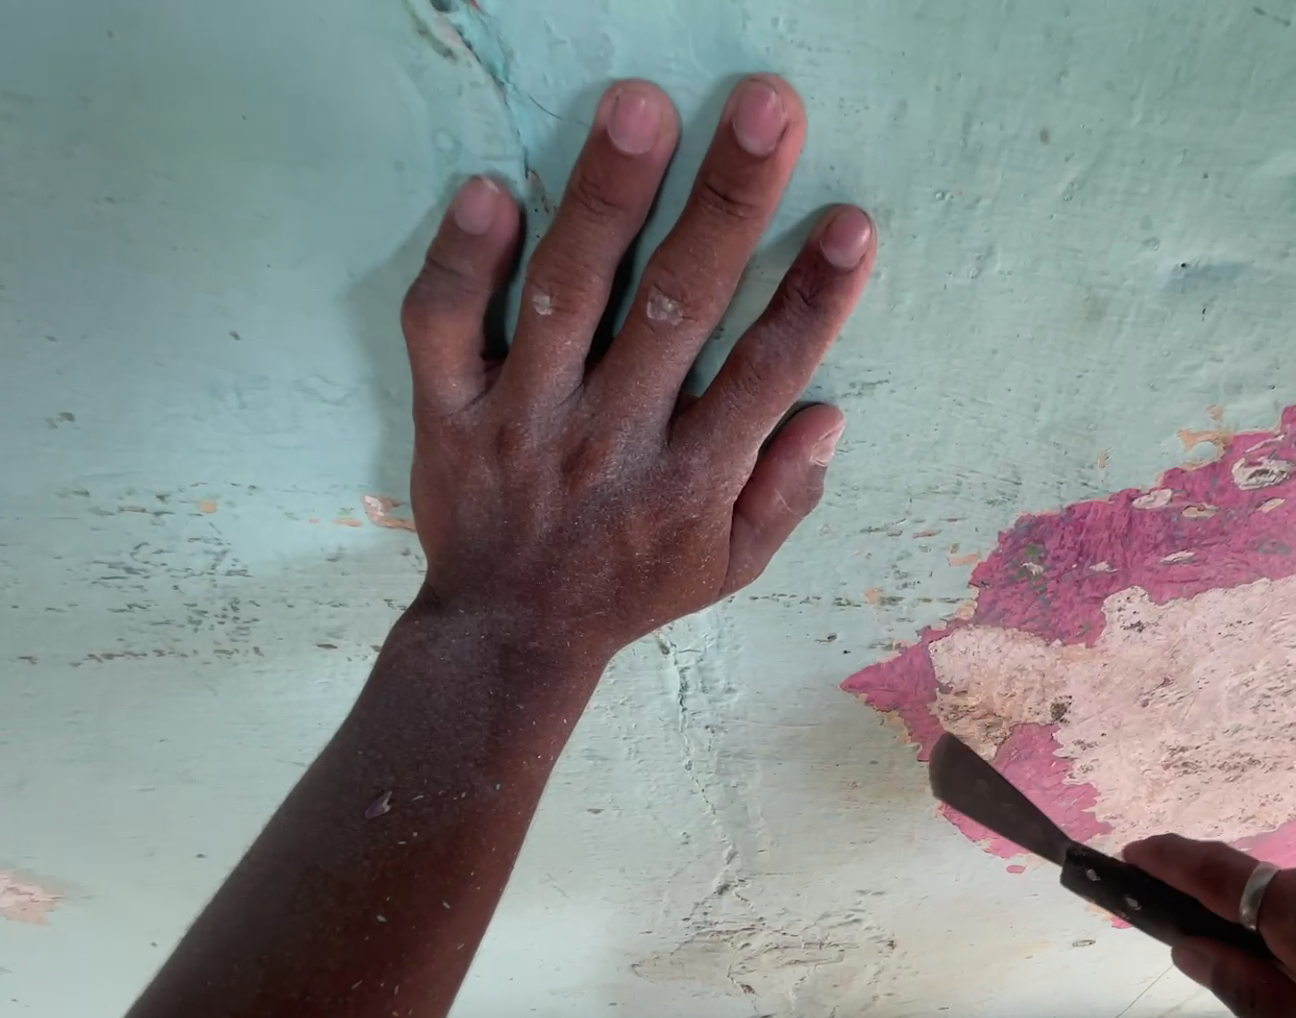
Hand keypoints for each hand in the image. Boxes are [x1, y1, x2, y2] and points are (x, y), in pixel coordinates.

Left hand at [399, 75, 873, 659]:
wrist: (514, 630)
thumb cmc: (637, 588)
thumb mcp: (732, 567)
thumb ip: (785, 495)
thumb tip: (827, 414)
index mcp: (692, 480)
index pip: (765, 375)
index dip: (813, 298)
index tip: (851, 225)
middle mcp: (613, 438)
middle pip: (679, 309)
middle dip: (728, 206)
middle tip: (764, 111)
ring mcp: (525, 420)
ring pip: (567, 296)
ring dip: (605, 198)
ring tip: (639, 109)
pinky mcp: (452, 413)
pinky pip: (445, 327)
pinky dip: (461, 259)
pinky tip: (488, 189)